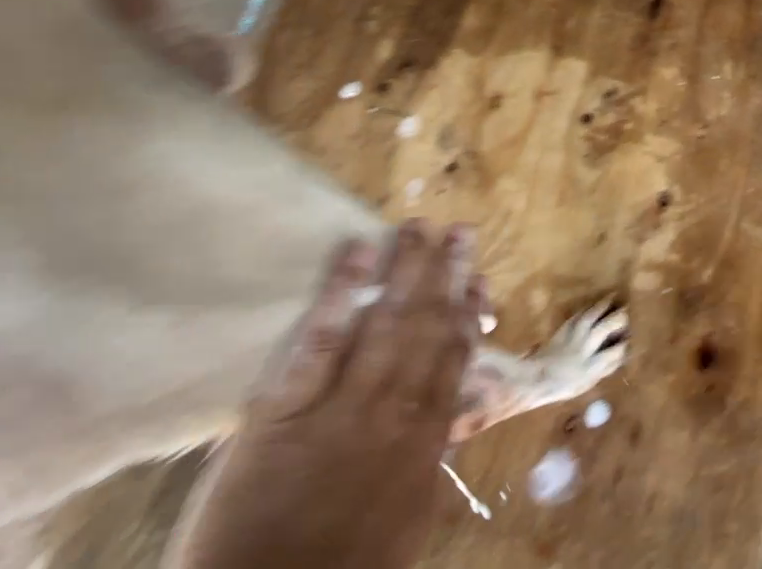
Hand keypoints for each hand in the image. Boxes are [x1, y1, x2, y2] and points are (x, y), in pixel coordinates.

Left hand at [167, 221, 484, 568]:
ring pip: (386, 322)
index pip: (455, 359)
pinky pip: (319, 341)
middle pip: (427, 328)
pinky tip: (355, 251)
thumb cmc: (343, 566)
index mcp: (425, 437)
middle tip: (459, 231)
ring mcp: (343, 405)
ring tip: (419, 226)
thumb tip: (450, 418)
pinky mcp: (283, 411)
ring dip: (406, 270)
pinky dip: (340, 292)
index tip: (478, 279)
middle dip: (445, 276)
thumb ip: (429, 461)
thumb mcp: (410, 518)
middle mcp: (395, 409)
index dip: (468, 314)